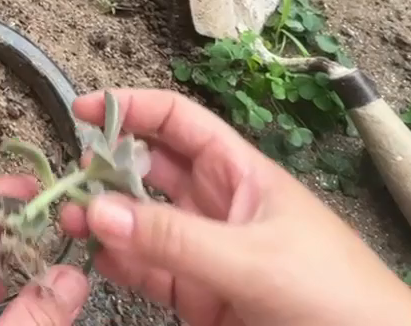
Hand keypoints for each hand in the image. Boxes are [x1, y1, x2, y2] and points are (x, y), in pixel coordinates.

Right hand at [59, 90, 410, 325]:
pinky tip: (98, 260)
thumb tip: (94, 210)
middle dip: (106, 167)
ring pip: (141, 220)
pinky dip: (118, 263)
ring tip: (71, 222)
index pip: (175, 120)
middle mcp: (216, 204)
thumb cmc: (341, 304)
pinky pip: (148, 270)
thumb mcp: (257, 263)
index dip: (130, 108)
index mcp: (238, 173)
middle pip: (147, 168)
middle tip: (69, 179)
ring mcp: (206, 253)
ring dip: (105, 217)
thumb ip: (173, 238)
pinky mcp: (200, 299)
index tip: (82, 111)